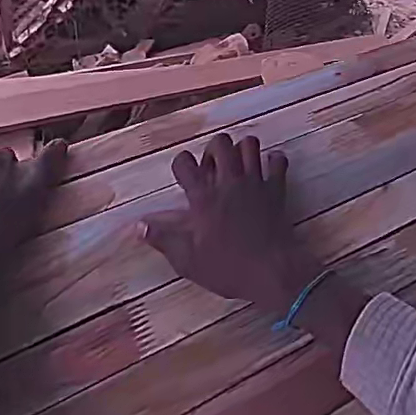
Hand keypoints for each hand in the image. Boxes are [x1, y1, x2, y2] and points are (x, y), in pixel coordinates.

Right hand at [139, 134, 365, 347]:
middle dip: (214, 149)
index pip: (184, 163)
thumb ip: (162, 239)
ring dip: (242, 150)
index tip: (185, 176)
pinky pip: (278, 161)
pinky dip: (273, 161)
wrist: (272, 272)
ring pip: (249, 144)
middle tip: (213, 169)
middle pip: (220, 142)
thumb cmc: (228, 268)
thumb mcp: (188, 260)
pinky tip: (266, 172)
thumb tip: (137, 227)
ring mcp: (255, 182)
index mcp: (204, 197)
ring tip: (238, 167)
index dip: (182, 164)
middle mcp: (229, 182)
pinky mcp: (277, 189)